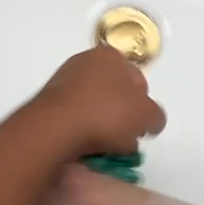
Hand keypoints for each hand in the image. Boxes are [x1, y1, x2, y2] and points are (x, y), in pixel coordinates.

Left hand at [25, 46, 166, 156]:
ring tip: (107, 149)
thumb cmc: (107, 113)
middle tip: (127, 138)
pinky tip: (87, 149)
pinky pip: (74, 119)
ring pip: (94, 108)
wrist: (55, 129)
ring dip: (103, 128)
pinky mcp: (47, 105)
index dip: (143, 103)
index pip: (137, 78)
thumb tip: (151, 121)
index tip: (142, 123)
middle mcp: (83, 62)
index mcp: (109, 55)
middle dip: (122, 117)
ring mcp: (62, 82)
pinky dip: (82, 132)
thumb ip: (155, 115)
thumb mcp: (147, 115)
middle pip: (114, 94)